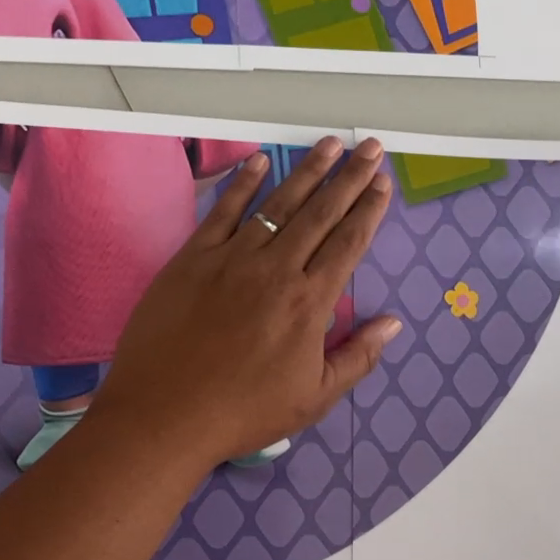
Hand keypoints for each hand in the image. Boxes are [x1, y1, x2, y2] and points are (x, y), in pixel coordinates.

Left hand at [95, 136, 401, 465]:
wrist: (166, 414)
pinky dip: (243, 183)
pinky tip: (259, 160)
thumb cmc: (244, 412)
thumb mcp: (314, 397)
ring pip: (277, 203)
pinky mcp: (193, 258)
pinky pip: (224, 211)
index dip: (368, 209)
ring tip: (329, 145)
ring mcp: (232, 258)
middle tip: (369, 147)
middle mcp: (276, 269)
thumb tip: (393, 323)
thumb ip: (357, 357)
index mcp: (310, 302)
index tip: (382, 182)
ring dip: (306, 171)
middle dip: (349, 177)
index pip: (348, 243)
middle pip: (320, 213)